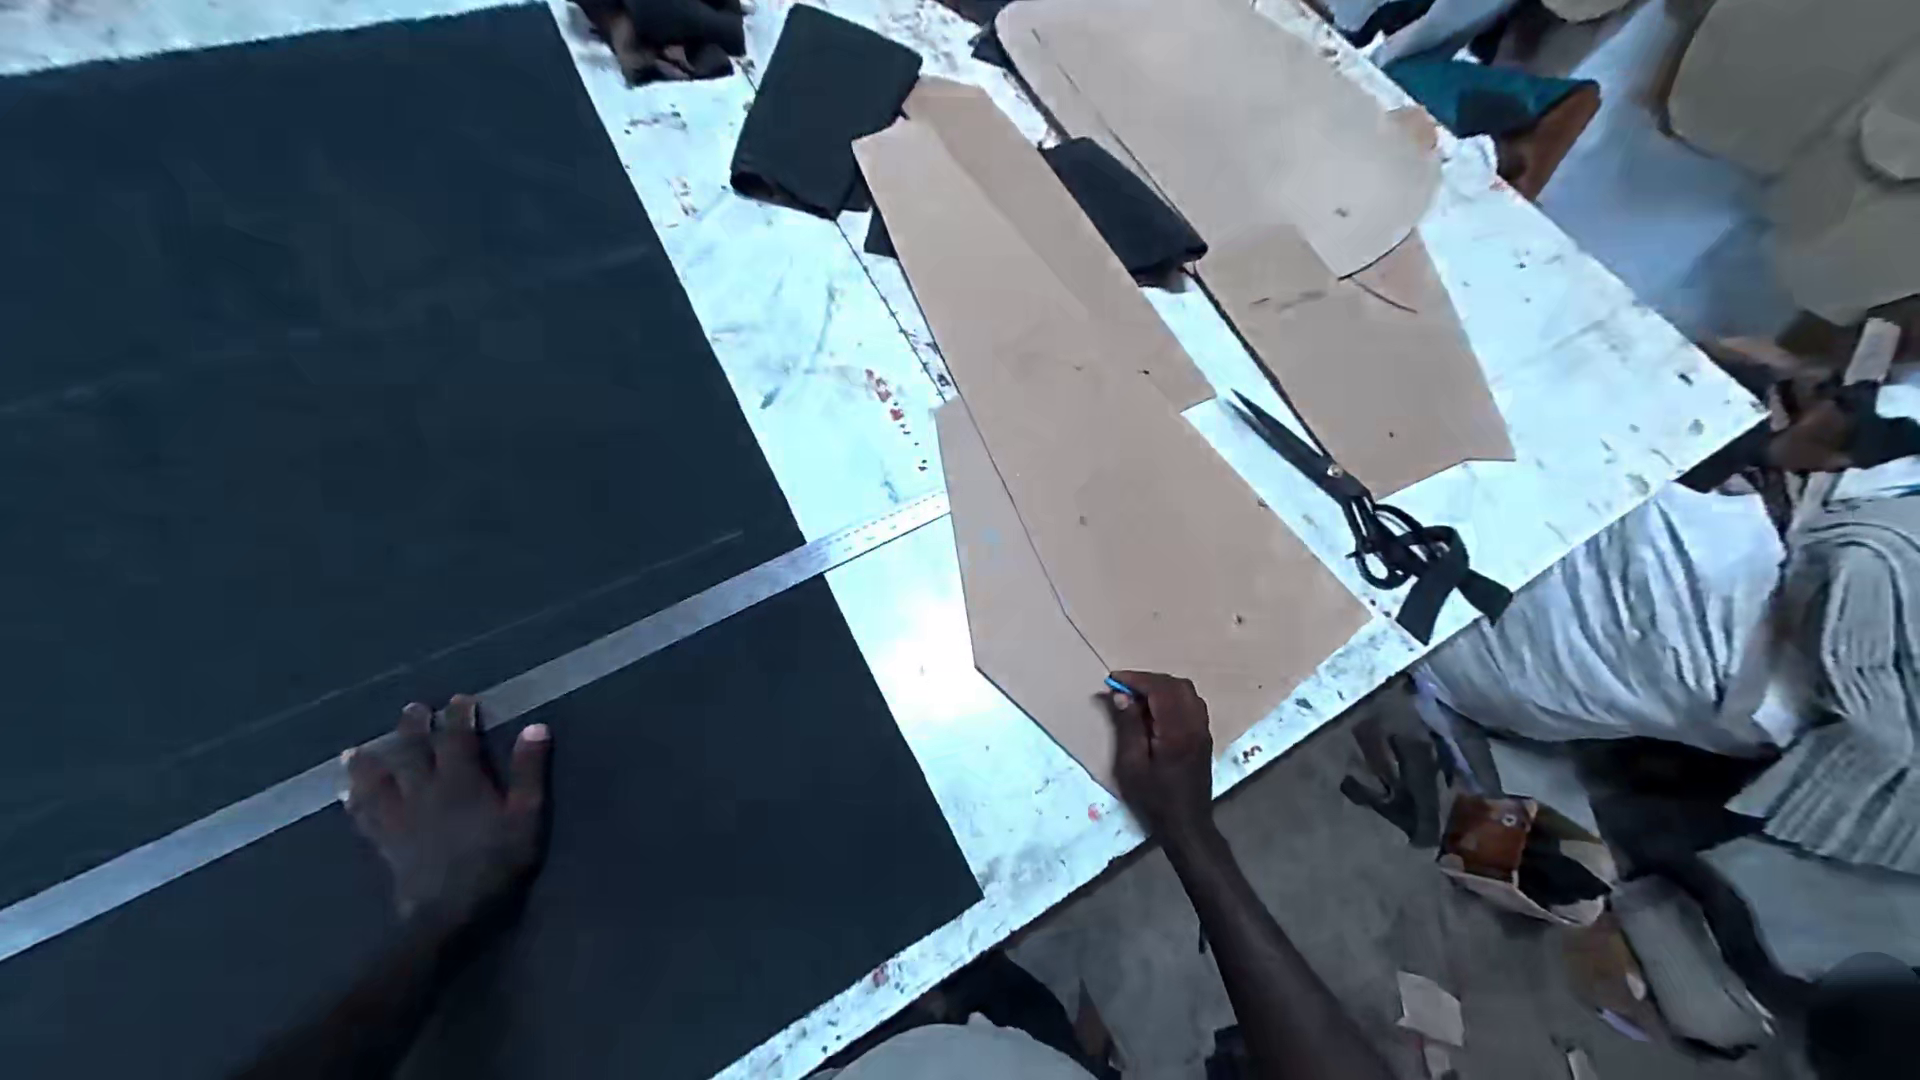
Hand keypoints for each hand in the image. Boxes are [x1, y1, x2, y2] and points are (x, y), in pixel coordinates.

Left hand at [343, 696, 550, 931]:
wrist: (450, 913)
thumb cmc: (498, 859)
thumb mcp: (527, 812)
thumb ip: (530, 770)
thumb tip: (536, 726)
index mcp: (461, 782)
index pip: (456, 740)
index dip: (458, 717)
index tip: (460, 699)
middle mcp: (424, 793)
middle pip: (412, 754)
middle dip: (412, 729)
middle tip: (412, 709)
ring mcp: (399, 819)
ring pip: (377, 783)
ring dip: (368, 763)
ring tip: (357, 749)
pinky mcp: (385, 843)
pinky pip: (363, 816)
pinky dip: (353, 802)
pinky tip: (345, 797)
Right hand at [1104, 671, 1213, 841]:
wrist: (1186, 825)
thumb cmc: (1154, 798)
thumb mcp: (1131, 765)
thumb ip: (1128, 726)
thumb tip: (1121, 695)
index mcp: (1178, 731)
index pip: (1161, 690)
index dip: (1137, 679)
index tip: (1114, 680)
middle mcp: (1196, 725)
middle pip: (1177, 686)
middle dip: (1148, 680)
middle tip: (1123, 687)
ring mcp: (1203, 730)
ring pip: (1186, 693)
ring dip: (1161, 687)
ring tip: (1136, 696)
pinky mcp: (1203, 737)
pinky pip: (1190, 704)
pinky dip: (1171, 697)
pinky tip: (1153, 710)